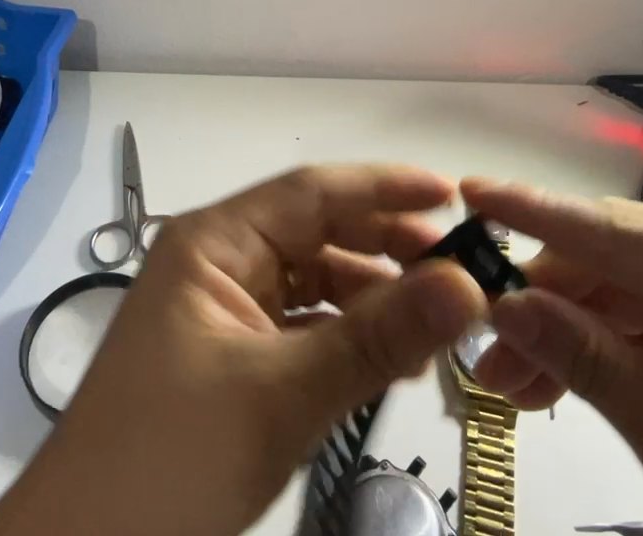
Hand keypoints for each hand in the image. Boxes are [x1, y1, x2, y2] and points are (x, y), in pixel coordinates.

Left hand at [0, 165, 487, 535]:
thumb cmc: (173, 455)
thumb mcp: (283, 393)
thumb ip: (378, 336)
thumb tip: (469, 285)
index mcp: (213, 242)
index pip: (312, 192)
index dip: (385, 187)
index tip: (457, 194)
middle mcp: (218, 262)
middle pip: (317, 234)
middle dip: (388, 247)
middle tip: (463, 270)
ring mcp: (223, 310)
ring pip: (315, 283)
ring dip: (374, 298)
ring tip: (439, 323)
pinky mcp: (232, 356)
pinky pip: (303, 327)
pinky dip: (349, 338)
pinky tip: (394, 359)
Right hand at [461, 179, 642, 535]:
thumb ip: (591, 364)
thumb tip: (506, 306)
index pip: (630, 234)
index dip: (542, 214)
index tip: (472, 192)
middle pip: (618, 258)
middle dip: (542, 292)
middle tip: (475, 331)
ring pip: (621, 291)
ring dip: (560, 328)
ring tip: (502, 380)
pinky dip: (593, 350)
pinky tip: (544, 384)